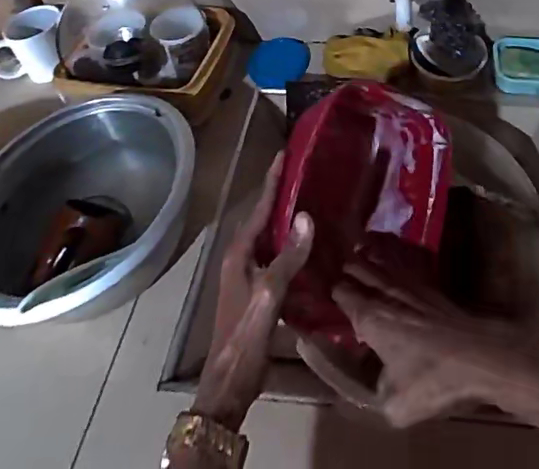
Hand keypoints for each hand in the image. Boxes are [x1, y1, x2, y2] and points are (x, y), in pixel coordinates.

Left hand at [192, 153, 313, 428]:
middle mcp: (240, 256)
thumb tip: (306, 216)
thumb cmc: (244, 337)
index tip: (285, 153)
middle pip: (263, 216)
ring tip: (311, 200)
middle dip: (281, 193)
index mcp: (239, 252)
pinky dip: (289, 244)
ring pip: (269, 236)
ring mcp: (246, 274)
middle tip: (306, 172)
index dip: (272, 179)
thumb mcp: (269, 295)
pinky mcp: (256, 289)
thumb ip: (288, 257)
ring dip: (285, 218)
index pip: (259, 206)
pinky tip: (308, 247)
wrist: (227, 385)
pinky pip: (275, 255)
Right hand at [331, 259, 519, 426]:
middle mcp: (384, 292)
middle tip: (332, 275)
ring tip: (352, 258)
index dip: (327, 292)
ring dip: (363, 258)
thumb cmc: (434, 380)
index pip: (338, 291)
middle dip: (343, 269)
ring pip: (376, 259)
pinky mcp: (427, 283)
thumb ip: (361, 392)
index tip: (320, 295)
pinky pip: (397, 262)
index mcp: (369, 316)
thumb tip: (348, 382)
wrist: (481, 357)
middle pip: (355, 267)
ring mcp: (407, 282)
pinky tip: (384, 260)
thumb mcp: (393, 405)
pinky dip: (385, 257)